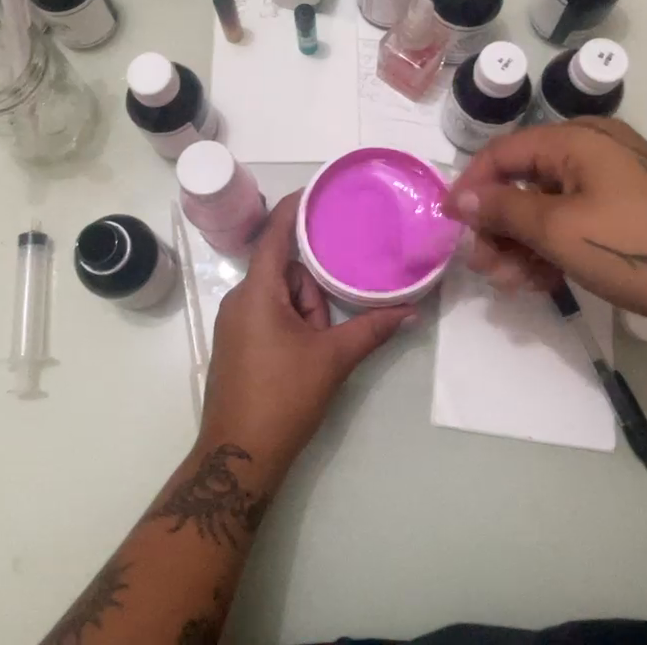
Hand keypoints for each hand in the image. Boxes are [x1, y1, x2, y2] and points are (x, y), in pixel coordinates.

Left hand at [200, 193, 415, 473]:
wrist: (239, 456)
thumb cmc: (282, 398)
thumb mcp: (333, 359)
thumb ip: (372, 329)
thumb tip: (411, 310)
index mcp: (257, 291)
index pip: (276, 234)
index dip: (296, 208)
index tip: (320, 190)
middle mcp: (240, 299)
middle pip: (286, 271)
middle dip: (315, 292)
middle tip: (330, 326)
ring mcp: (235, 323)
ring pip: (281, 297)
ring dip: (307, 315)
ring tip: (319, 351)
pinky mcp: (237, 344)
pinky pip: (270, 316)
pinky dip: (293, 324)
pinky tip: (310, 350)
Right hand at [444, 118, 646, 333]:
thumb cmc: (637, 247)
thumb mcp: (559, 231)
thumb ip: (503, 211)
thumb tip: (461, 199)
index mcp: (577, 140)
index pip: (503, 153)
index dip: (470, 188)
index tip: (449, 224)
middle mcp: (595, 149)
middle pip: (524, 181)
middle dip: (499, 226)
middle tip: (486, 267)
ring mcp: (616, 179)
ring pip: (549, 205)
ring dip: (523, 243)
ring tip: (513, 283)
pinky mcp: (632, 207)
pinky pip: (576, 218)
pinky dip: (554, 246)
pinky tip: (543, 281)